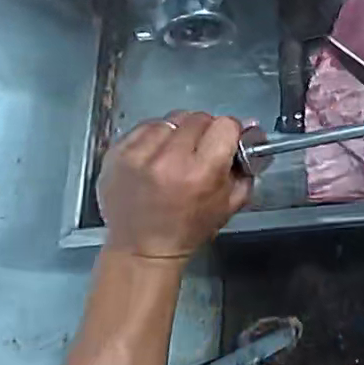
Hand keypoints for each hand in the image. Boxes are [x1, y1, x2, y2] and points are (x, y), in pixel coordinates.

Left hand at [98, 111, 251, 262]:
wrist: (143, 246)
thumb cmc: (193, 226)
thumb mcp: (233, 200)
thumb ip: (246, 164)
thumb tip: (249, 130)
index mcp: (201, 172)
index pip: (224, 125)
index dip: (231, 131)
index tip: (230, 140)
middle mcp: (168, 160)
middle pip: (198, 118)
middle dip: (207, 129)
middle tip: (206, 146)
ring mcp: (137, 156)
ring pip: (170, 119)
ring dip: (181, 130)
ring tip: (180, 148)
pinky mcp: (114, 155)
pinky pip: (144, 128)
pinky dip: (156, 134)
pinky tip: (159, 151)